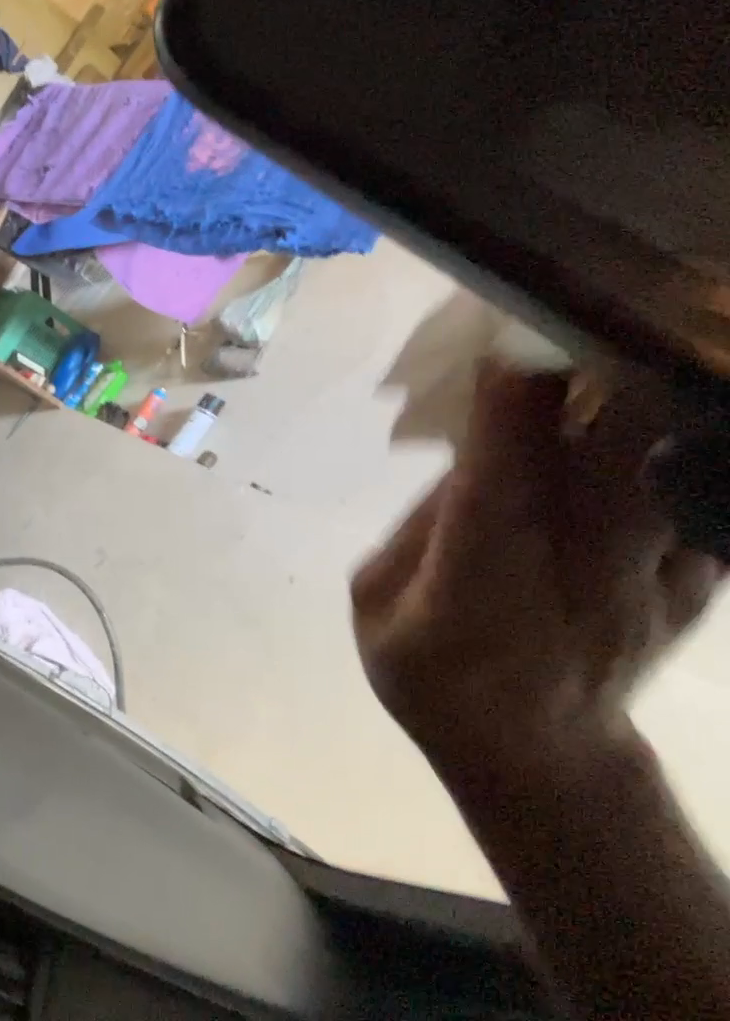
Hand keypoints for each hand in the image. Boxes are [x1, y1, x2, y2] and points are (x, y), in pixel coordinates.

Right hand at [351, 364, 721, 774]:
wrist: (535, 748)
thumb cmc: (426, 673)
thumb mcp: (377, 605)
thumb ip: (418, 531)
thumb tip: (467, 457)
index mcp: (478, 592)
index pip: (500, 491)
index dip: (506, 418)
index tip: (506, 347)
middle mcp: (577, 579)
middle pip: (611, 467)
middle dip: (599, 388)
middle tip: (570, 326)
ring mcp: (653, 581)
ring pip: (664, 470)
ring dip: (640, 407)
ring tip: (612, 352)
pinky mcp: (698, 578)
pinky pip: (694, 492)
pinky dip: (671, 447)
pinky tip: (642, 421)